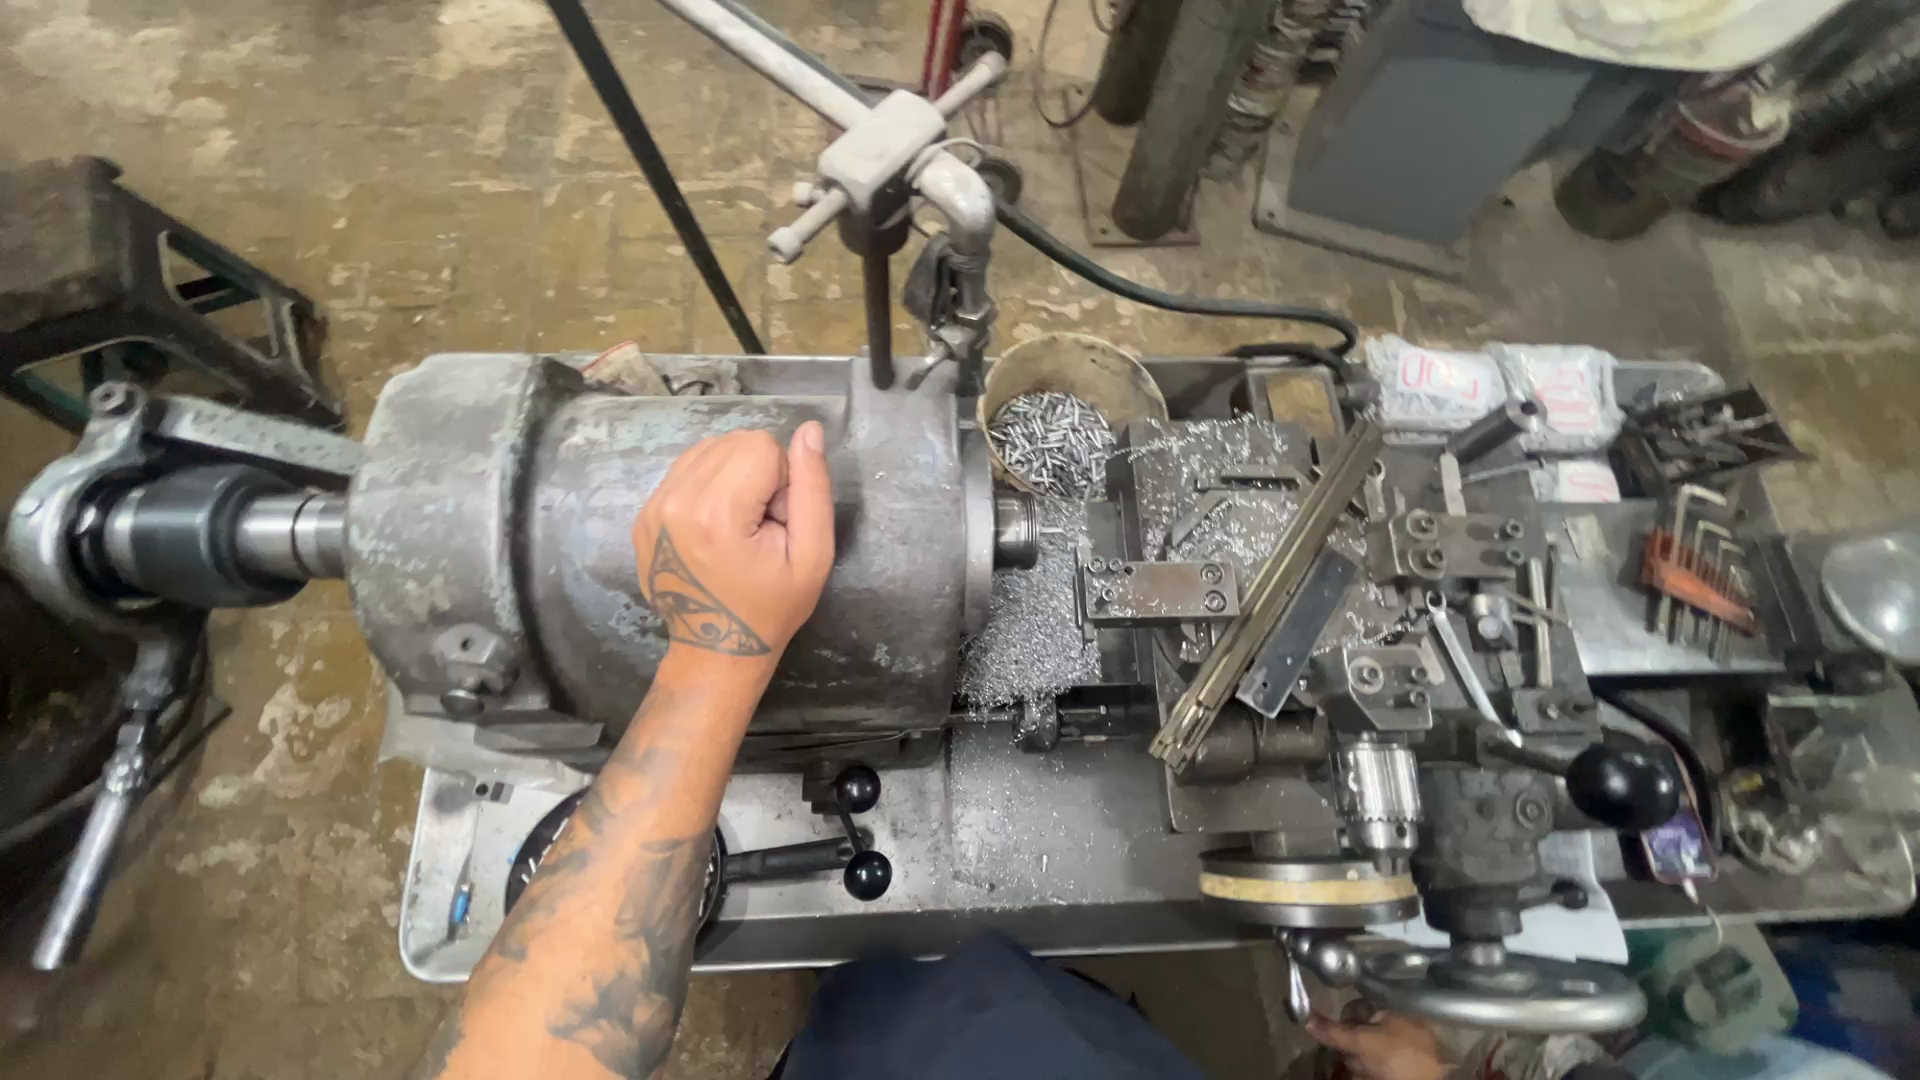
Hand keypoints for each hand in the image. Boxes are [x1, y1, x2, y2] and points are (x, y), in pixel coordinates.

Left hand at [632, 422, 834, 661]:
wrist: (717, 649)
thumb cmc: (772, 607)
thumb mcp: (813, 555)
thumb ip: (813, 488)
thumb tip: (810, 430)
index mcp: (715, 513)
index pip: (762, 445)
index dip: (783, 480)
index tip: (778, 523)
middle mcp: (674, 500)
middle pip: (734, 441)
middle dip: (758, 475)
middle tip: (760, 526)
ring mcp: (651, 507)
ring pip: (708, 449)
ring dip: (733, 477)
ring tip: (738, 526)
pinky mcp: (642, 514)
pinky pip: (686, 470)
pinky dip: (709, 486)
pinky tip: (716, 526)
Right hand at [1306, 1003, 1449, 1079]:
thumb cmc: (1400, 1058)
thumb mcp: (1362, 1042)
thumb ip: (1332, 1030)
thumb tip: (1304, 1018)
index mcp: (1392, 1006)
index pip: (1356, 1005)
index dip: (1345, 1021)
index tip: (1341, 1038)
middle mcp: (1401, 1020)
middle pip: (1362, 1028)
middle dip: (1354, 1046)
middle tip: (1356, 1060)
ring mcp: (1410, 1044)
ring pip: (1373, 1048)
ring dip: (1363, 1061)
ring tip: (1367, 1072)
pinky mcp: (1414, 1065)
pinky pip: (1385, 1063)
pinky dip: (1376, 1070)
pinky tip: (1375, 1076)